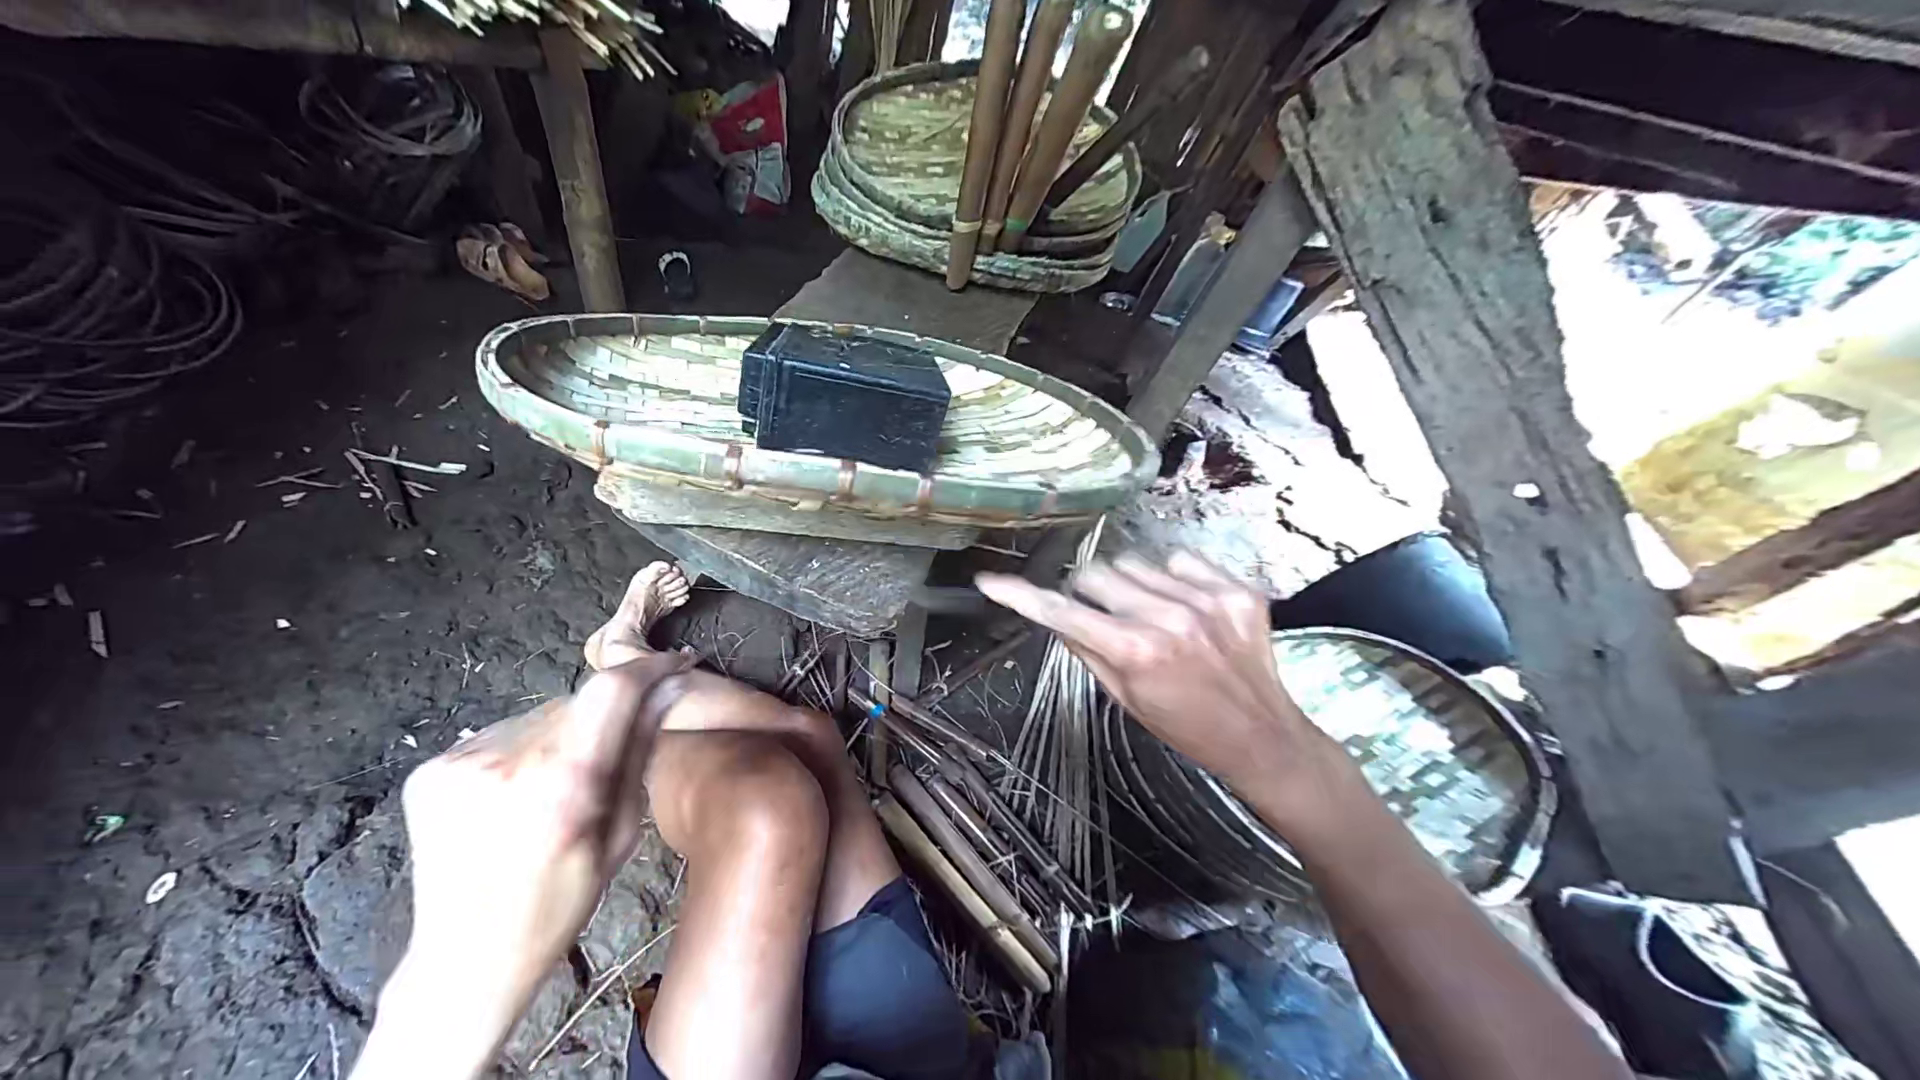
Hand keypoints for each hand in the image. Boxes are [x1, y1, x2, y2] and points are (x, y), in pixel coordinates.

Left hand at [355, 652, 693, 1078]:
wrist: (466, 954)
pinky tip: (520, 792)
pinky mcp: (433, 768)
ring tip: (559, 783)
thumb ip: (641, 748)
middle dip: (608, 713)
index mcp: (566, 780)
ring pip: (541, 716)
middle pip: (580, 702)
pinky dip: (524, 749)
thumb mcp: (622, 830)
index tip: (678, 662)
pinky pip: (502, 735)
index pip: (615, 687)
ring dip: (564, 732)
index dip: (651, 666)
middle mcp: (509, 758)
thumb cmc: (563, 899)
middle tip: (612, 753)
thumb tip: (671, 687)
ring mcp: (462, 760)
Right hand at [975, 551, 1360, 832]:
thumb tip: (1054, 614)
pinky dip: (1171, 578)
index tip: (991, 582)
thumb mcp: (1124, 697)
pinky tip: (1185, 606)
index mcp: (1135, 651)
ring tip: (1151, 615)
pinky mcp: (1236, 590)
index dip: (1020, 596)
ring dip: (1130, 585)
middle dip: (1087, 591)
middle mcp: (1169, 617)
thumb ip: (1086, 649)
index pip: (1062, 612)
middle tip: (1101, 615)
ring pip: (1136, 563)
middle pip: (1096, 574)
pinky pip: (1179, 560)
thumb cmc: (1184, 725)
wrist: (1261, 736)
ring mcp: (1206, 599)